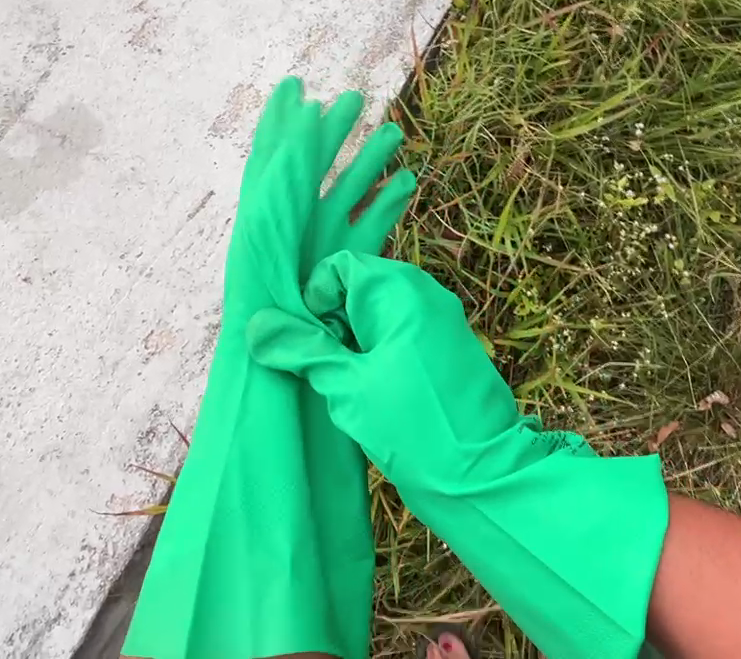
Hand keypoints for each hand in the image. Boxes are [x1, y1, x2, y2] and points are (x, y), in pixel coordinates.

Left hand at [124, 81, 413, 658]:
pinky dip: (379, 213)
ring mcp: (315, 284)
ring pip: (337, 211)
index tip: (295, 97)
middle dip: (322, 143)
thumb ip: (283, 318)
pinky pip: (359, 242)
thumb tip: (263, 283)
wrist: (309, 481)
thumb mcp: (299, 374)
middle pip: (302, 191)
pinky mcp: (344, 300)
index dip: (284, 144)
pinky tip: (404, 185)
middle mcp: (285, 272)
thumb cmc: (296, 432)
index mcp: (266, 280)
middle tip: (344, 98)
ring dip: (360, 171)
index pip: (273, 197)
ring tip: (391, 133)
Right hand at [248, 253, 668, 658]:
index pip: (341, 266)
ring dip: (353, 342)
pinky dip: (379, 352)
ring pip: (378, 313)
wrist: (482, 475)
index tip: (311, 343)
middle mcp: (423, 293)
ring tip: (346, 386)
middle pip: (359, 286)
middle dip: (333, 322)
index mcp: (399, 290)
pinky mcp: (447, 347)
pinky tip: (372, 392)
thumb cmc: (410, 425)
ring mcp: (440, 319)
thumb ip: (303, 349)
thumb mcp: (346, 387)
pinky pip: (400, 332)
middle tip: (325, 369)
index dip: (316, 298)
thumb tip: (257, 323)